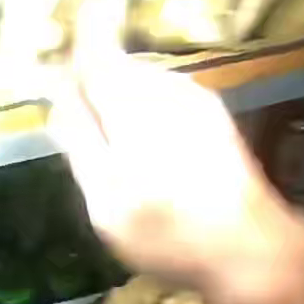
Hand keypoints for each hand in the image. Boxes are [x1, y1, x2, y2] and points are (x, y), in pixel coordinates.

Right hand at [47, 47, 303, 303]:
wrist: (251, 250)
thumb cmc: (168, 233)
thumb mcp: (106, 200)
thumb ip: (79, 142)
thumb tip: (57, 96)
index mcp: (134, 105)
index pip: (93, 52)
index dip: (70, 58)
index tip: (53, 80)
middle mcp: (167, 88)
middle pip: (116, 65)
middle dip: (89, 84)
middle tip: (73, 126)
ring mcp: (195, 99)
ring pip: (139, 81)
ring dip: (115, 101)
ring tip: (105, 147)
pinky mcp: (211, 116)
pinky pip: (162, 97)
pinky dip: (141, 113)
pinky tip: (141, 154)